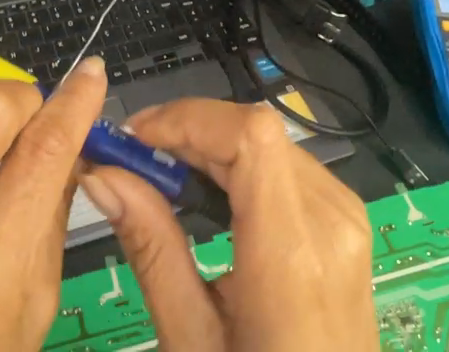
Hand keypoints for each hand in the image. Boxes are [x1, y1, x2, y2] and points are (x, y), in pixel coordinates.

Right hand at [77, 99, 375, 350]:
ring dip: (211, 146)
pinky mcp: (346, 221)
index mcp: (294, 254)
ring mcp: (347, 217)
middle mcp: (331, 219)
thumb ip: (152, 248)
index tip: (134, 138)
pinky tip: (207, 195)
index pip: (250, 135)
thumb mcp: (193, 339)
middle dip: (188, 131)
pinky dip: (240, 165)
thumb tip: (102, 174)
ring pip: (271, 142)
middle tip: (133, 159)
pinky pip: (287, 165)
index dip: (187, 119)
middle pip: (257, 132)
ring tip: (161, 176)